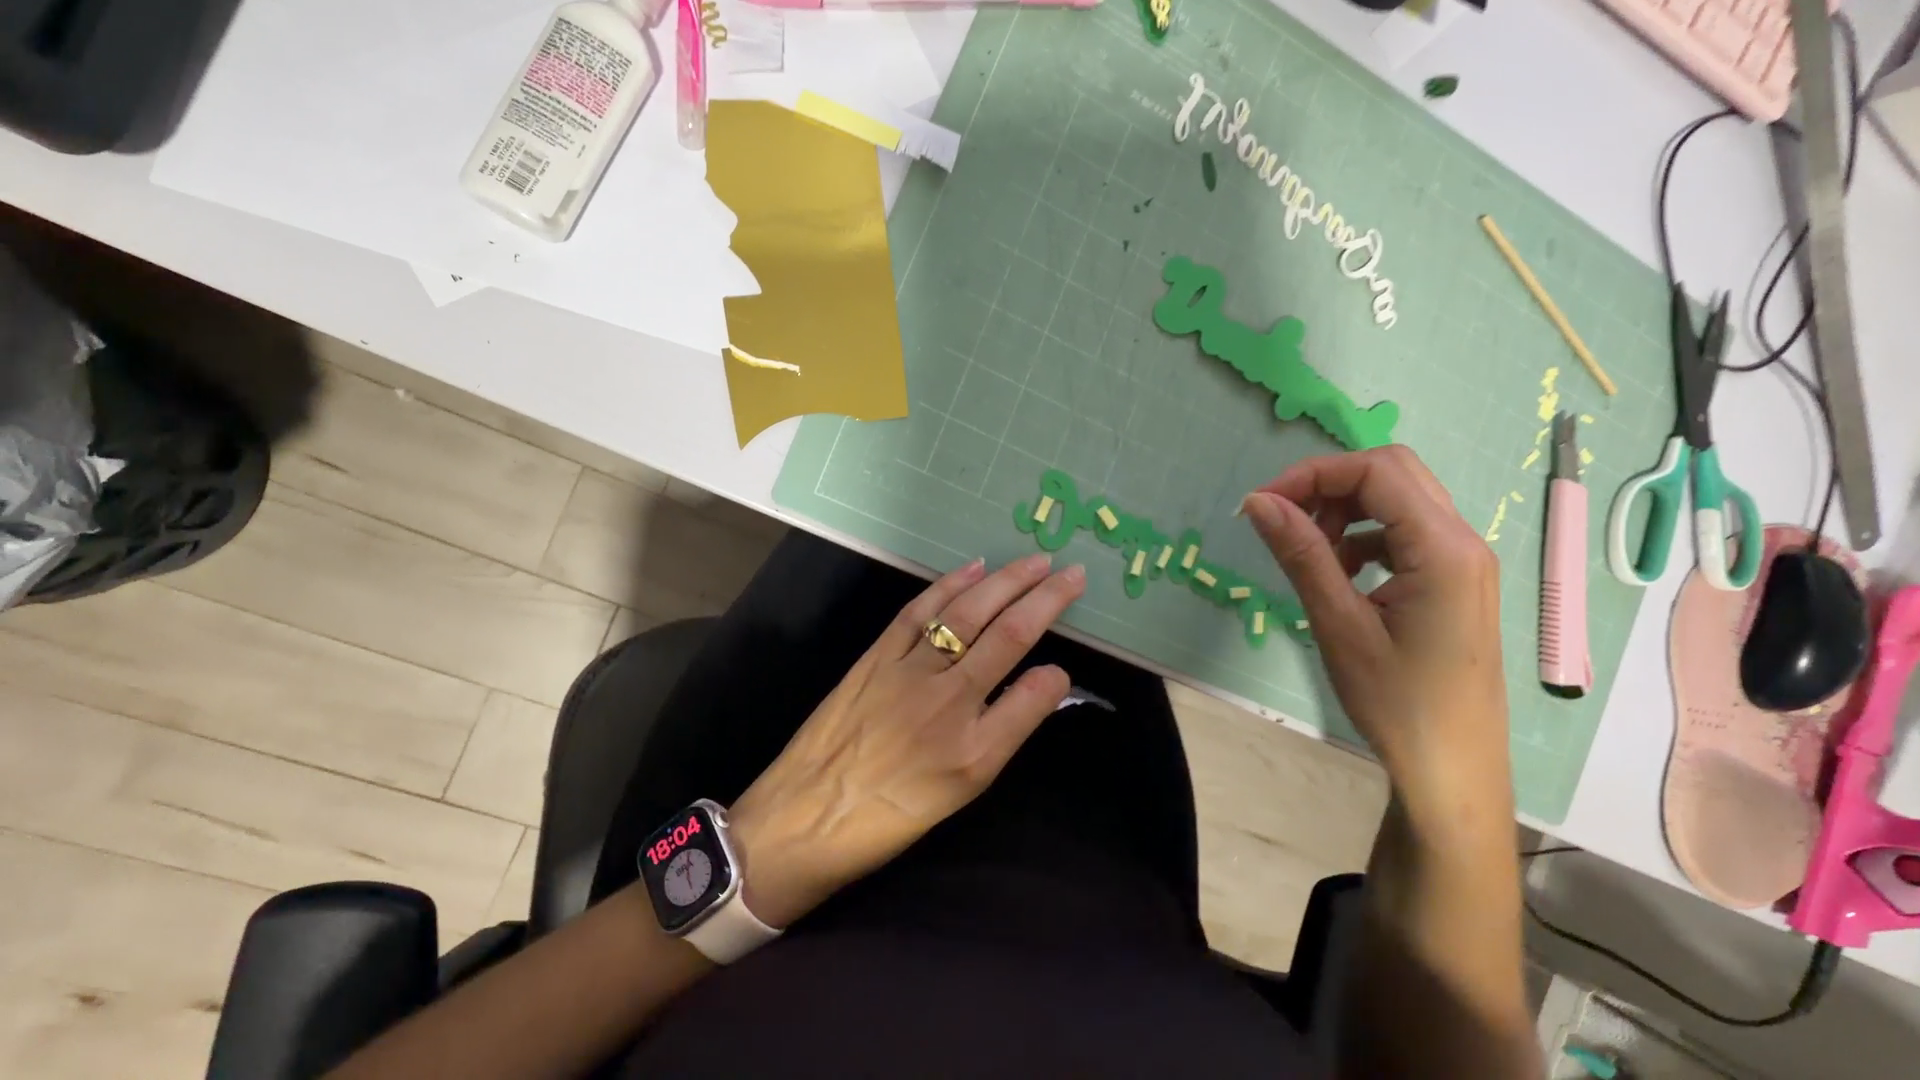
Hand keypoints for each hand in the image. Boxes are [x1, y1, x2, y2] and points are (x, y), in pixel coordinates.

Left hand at [726, 554, 1085, 927]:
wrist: (803, 821)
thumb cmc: (886, 819)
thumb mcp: (959, 793)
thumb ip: (1005, 733)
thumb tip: (1044, 684)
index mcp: (974, 748)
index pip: (1035, 693)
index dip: (1057, 673)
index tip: (1065, 665)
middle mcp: (947, 701)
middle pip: (1008, 635)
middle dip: (1046, 598)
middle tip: (1074, 572)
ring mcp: (908, 673)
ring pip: (967, 614)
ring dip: (1005, 581)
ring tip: (1035, 562)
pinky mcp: (875, 658)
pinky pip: (918, 612)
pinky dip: (949, 586)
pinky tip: (973, 570)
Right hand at [1240, 446, 1509, 818]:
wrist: (1453, 769)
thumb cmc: (1396, 703)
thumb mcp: (1339, 625)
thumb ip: (1302, 554)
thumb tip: (1259, 502)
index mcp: (1443, 548)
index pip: (1375, 470)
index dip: (1312, 474)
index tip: (1262, 506)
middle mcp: (1464, 541)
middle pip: (1393, 473)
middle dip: (1329, 485)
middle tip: (1283, 522)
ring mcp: (1465, 561)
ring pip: (1401, 500)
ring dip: (1347, 510)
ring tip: (1310, 554)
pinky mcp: (1456, 581)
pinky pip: (1408, 532)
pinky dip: (1366, 536)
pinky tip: (1341, 575)